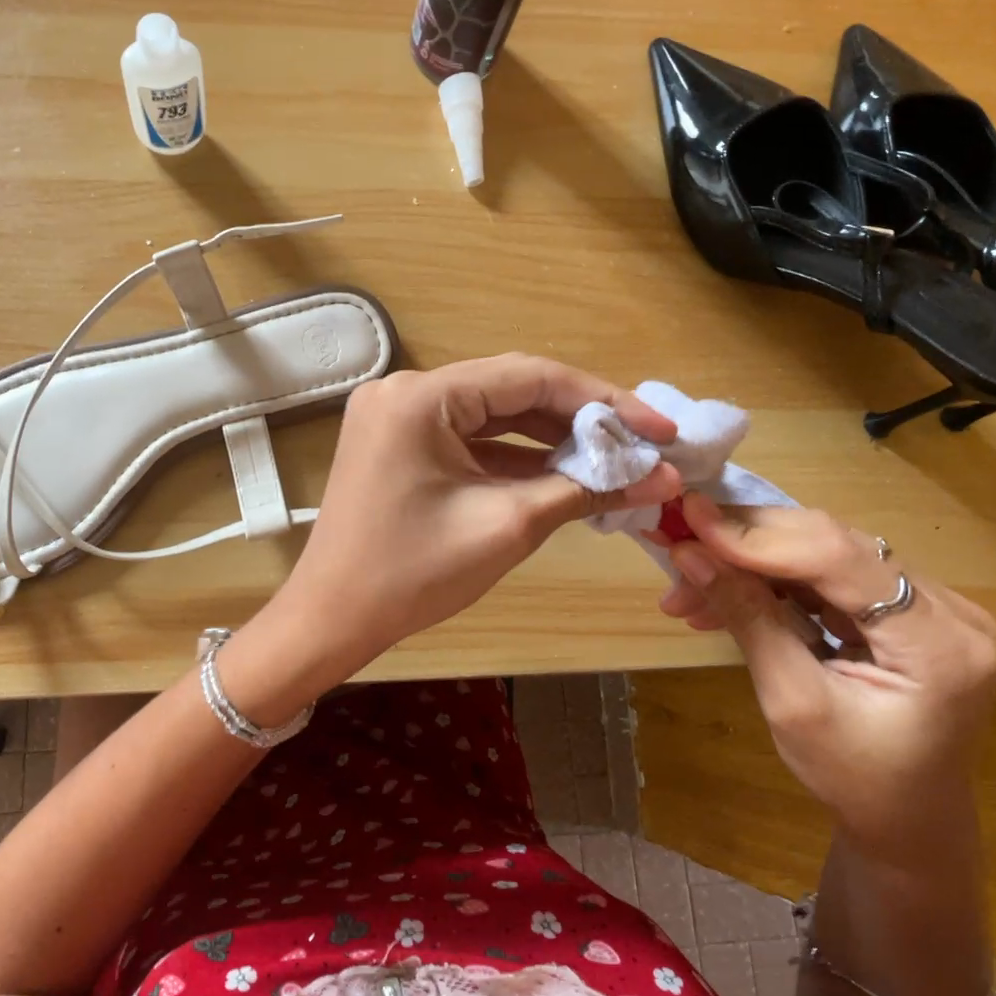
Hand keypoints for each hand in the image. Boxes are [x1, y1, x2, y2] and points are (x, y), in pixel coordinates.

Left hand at [267, 354, 681, 668]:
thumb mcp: (507, 526)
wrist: (333, 618)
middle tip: (645, 445)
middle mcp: (404, 391)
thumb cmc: (413, 575)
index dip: (604, 399)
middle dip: (580, 419)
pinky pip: (467, 438)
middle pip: (510, 390)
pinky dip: (514, 455)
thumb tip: (662, 477)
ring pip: (491, 414)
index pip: (529, 377)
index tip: (660, 430)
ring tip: (616, 460)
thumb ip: (584, 489)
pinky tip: (565, 471)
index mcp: (420, 397)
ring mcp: (397, 416)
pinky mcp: (399, 444)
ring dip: (550, 437)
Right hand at [658, 494, 995, 861]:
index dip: (759, 535)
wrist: (906, 820)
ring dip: (748, 564)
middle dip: (744, 545)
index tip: (689, 519)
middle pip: (831, 544)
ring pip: (821, 554)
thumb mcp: (792, 703)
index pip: (840, 558)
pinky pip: (826, 576)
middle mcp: (948, 608)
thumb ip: (749, 620)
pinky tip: (721, 595)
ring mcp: (930, 605)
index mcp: (939, 641)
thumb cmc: (853, 777)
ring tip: (685, 587)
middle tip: (675, 547)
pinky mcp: (905, 609)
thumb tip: (691, 555)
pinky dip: (769, 581)